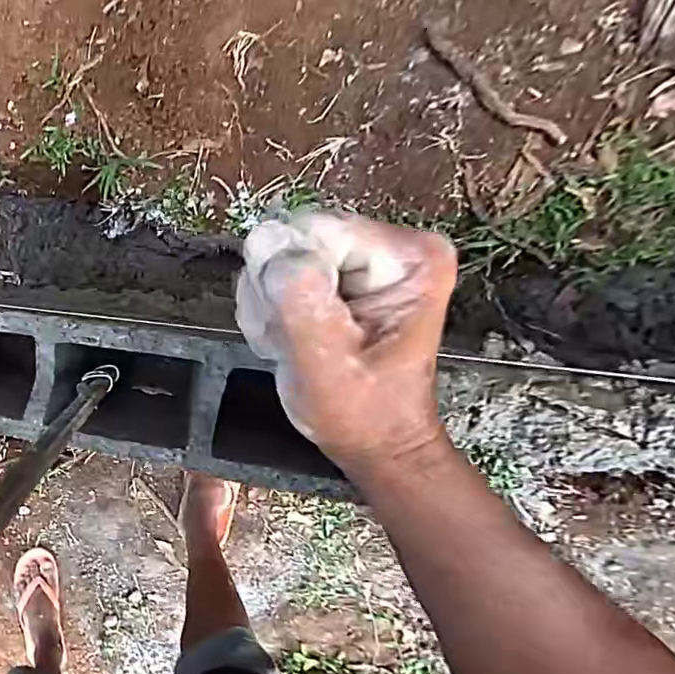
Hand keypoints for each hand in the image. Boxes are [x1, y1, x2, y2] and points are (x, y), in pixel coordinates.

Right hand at [234, 213, 456, 475]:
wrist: (372, 441)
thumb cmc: (359, 412)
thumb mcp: (326, 362)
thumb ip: (298, 300)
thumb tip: (266, 238)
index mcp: (409, 257)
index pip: (314, 232)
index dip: (286, 278)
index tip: (295, 326)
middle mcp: (391, 246)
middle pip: (294, 242)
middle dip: (276, 295)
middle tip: (293, 342)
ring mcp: (363, 260)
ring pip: (278, 260)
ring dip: (270, 309)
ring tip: (294, 345)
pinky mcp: (339, 276)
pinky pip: (277, 277)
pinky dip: (271, 314)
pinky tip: (292, 341)